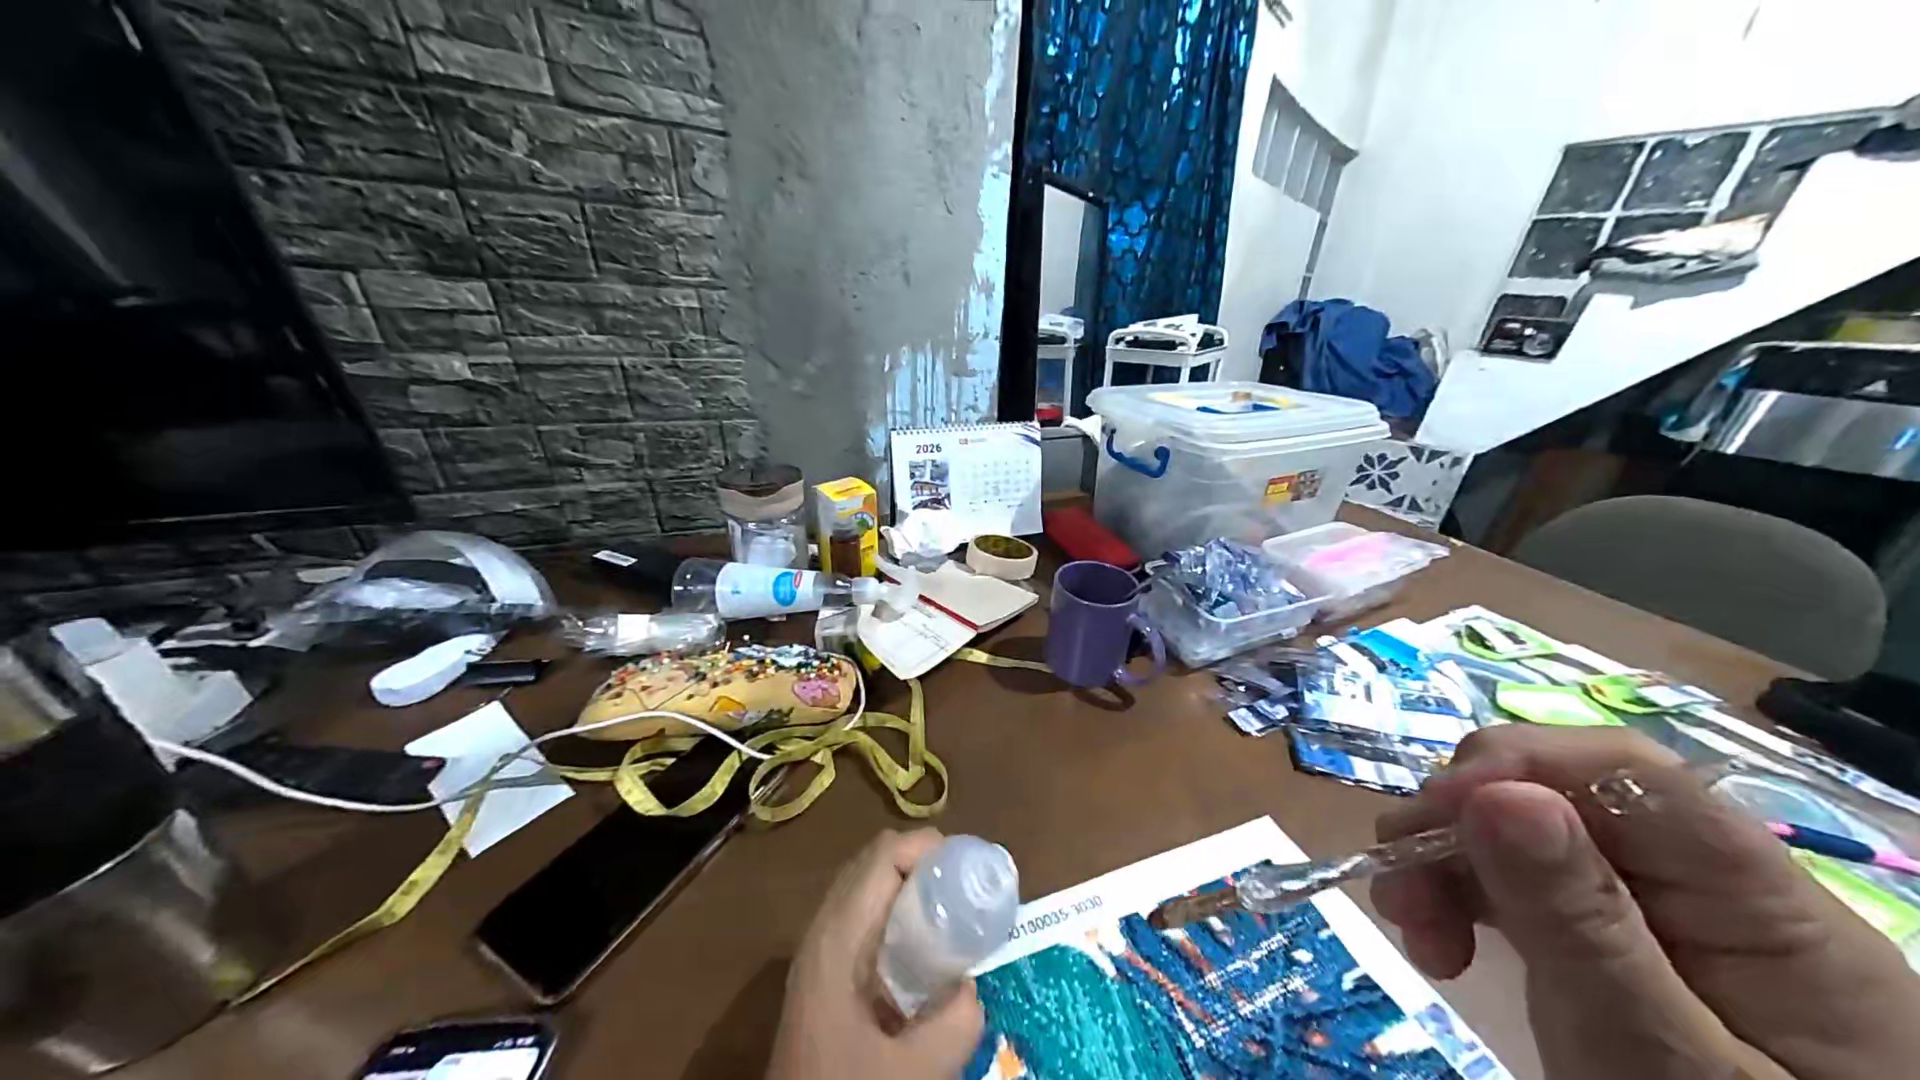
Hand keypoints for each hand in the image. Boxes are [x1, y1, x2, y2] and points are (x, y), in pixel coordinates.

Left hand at [768, 829, 984, 1079]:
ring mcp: (820, 945)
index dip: (927, 849)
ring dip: (910, 883)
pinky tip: (922, 945)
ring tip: (951, 910)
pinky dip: (897, 907)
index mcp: (838, 937)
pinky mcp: (824, 965)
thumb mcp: (910, 1074)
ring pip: (869, 884)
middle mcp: (824, 927)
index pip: (883, 857)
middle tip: (966, 889)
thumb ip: (954, 1026)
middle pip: (875, 861)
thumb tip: (971, 988)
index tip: (969, 870)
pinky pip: (864, 911)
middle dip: (923, 862)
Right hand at [1372, 725, 1919, 1079]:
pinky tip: (1435, 942)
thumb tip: (1497, 793)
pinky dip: (1453, 897)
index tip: (1434, 808)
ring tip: (1409, 926)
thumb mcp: (1652, 1057)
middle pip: (1555, 799)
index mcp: (1764, 908)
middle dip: (1458, 824)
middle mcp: (1699, 889)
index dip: (1521, 765)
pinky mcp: (1596, 939)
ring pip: (1515, 835)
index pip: (1632, 775)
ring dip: (1440, 864)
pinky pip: (1509, 882)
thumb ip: (1583, 927)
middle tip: (1398, 881)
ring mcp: (1644, 914)